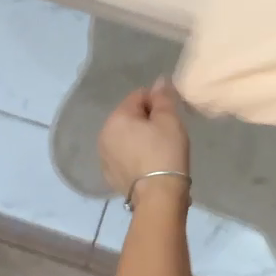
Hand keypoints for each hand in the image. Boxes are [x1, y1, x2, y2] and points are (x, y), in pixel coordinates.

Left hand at [98, 78, 190, 202]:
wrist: (158, 195)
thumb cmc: (165, 152)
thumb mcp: (169, 120)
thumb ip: (162, 97)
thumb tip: (158, 81)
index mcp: (117, 118)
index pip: (138, 96)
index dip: (157, 101)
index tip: (171, 115)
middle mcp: (104, 134)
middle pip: (129, 116)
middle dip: (146, 119)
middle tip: (167, 132)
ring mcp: (104, 156)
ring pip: (125, 136)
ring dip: (139, 137)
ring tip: (159, 149)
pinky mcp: (110, 174)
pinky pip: (123, 155)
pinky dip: (134, 154)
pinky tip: (149, 163)